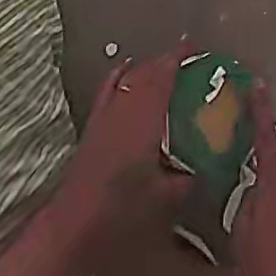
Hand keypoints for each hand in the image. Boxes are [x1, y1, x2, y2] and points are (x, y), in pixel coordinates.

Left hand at [61, 49, 188, 239]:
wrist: (73, 227)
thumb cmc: (122, 210)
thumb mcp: (166, 199)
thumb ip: (187, 179)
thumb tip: (202, 169)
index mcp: (144, 119)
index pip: (162, 77)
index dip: (177, 59)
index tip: (193, 48)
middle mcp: (123, 109)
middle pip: (144, 73)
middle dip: (164, 62)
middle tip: (185, 60)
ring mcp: (104, 117)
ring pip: (126, 79)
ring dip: (144, 69)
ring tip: (162, 68)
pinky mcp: (91, 128)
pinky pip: (108, 90)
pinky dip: (118, 77)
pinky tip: (124, 73)